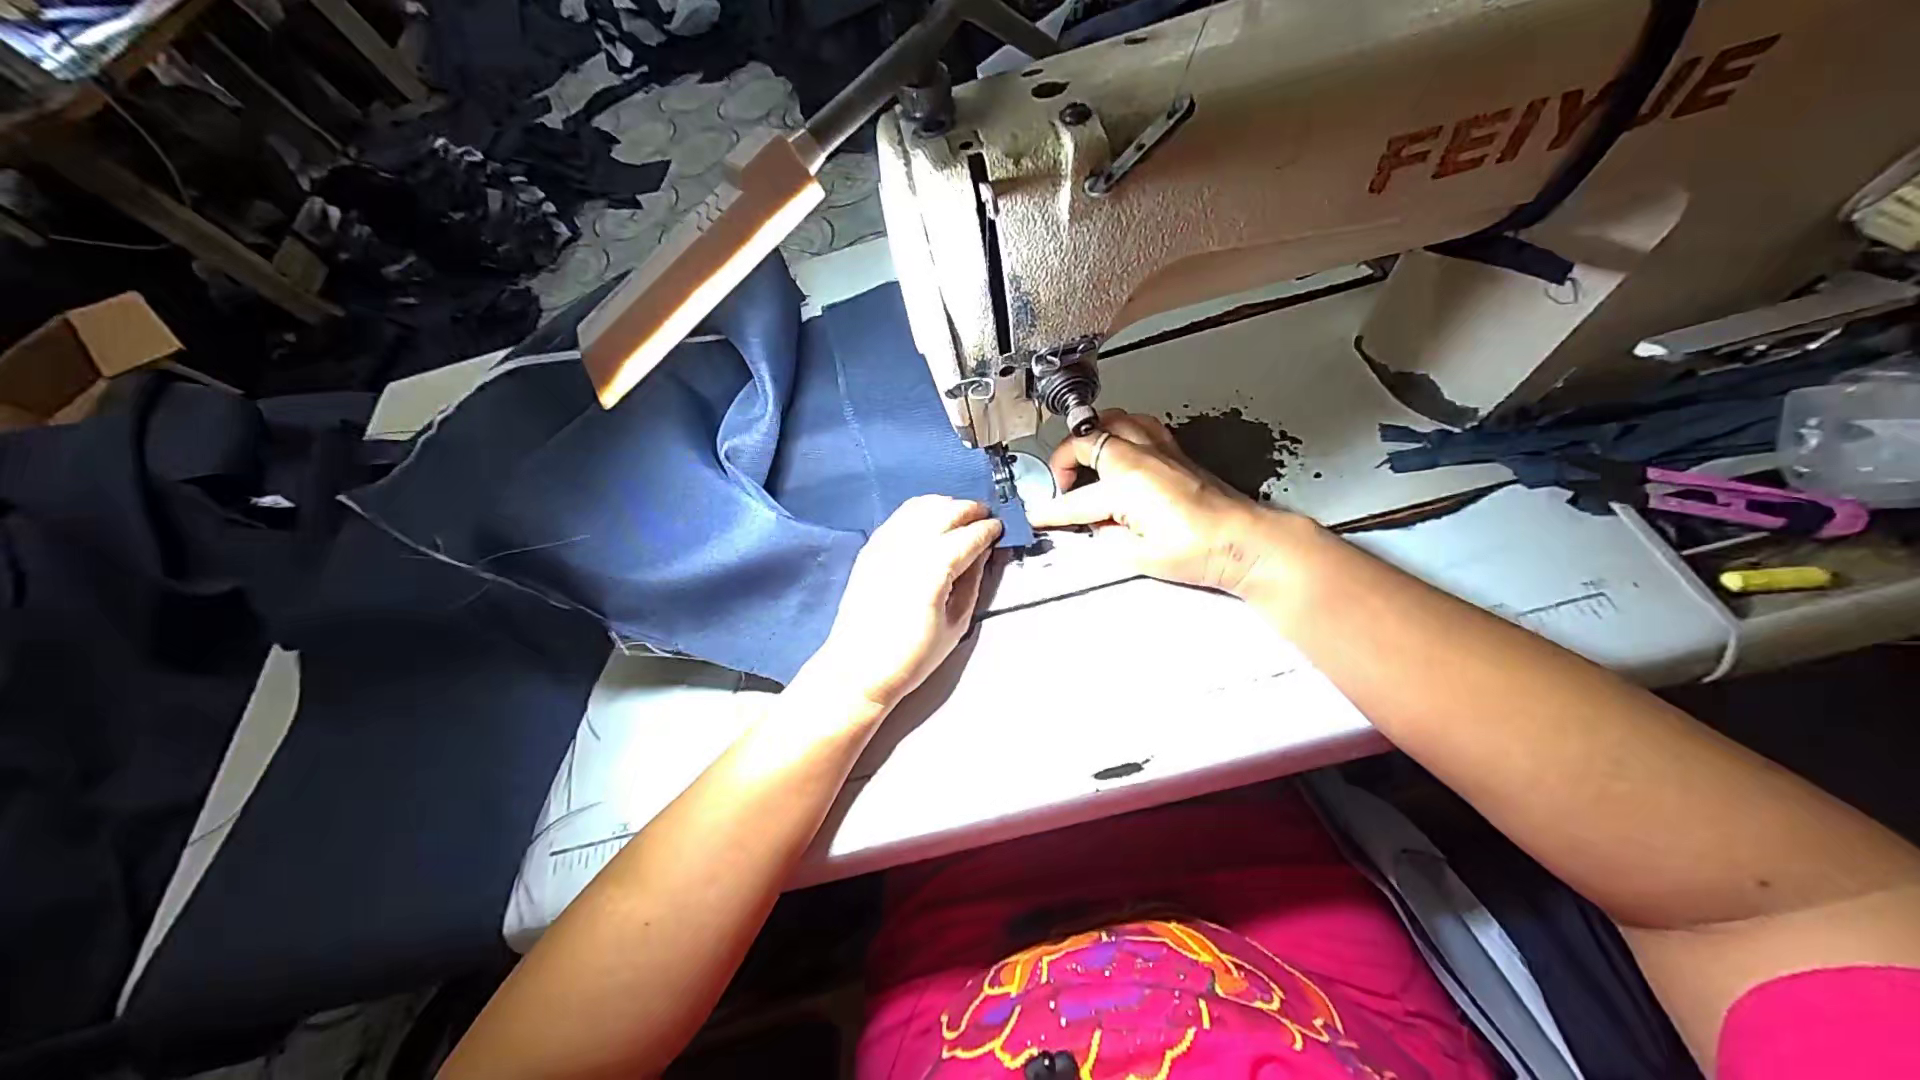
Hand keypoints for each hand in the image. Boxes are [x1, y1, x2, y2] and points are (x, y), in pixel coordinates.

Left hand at [799, 495, 1001, 712]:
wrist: (858, 667)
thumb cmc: (912, 655)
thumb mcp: (956, 624)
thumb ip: (972, 582)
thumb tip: (983, 553)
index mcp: (933, 570)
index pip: (967, 536)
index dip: (987, 529)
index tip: (999, 528)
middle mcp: (908, 548)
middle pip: (945, 511)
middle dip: (970, 510)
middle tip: (985, 517)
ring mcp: (885, 544)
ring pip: (920, 506)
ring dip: (945, 506)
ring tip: (960, 516)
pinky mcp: (870, 547)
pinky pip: (899, 516)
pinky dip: (920, 511)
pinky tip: (931, 521)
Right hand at [1027, 410, 1301, 594]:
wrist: (1245, 541)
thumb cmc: (1202, 549)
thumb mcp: (1139, 556)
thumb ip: (1107, 537)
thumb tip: (1097, 527)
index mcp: (1125, 484)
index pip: (1075, 499)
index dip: (1051, 510)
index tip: (1038, 514)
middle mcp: (1140, 457)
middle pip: (1086, 439)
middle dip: (1063, 458)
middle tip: (1061, 482)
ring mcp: (1159, 449)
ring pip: (1113, 419)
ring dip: (1091, 435)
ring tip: (1084, 456)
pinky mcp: (1176, 451)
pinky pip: (1140, 423)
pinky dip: (1121, 429)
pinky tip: (1121, 447)